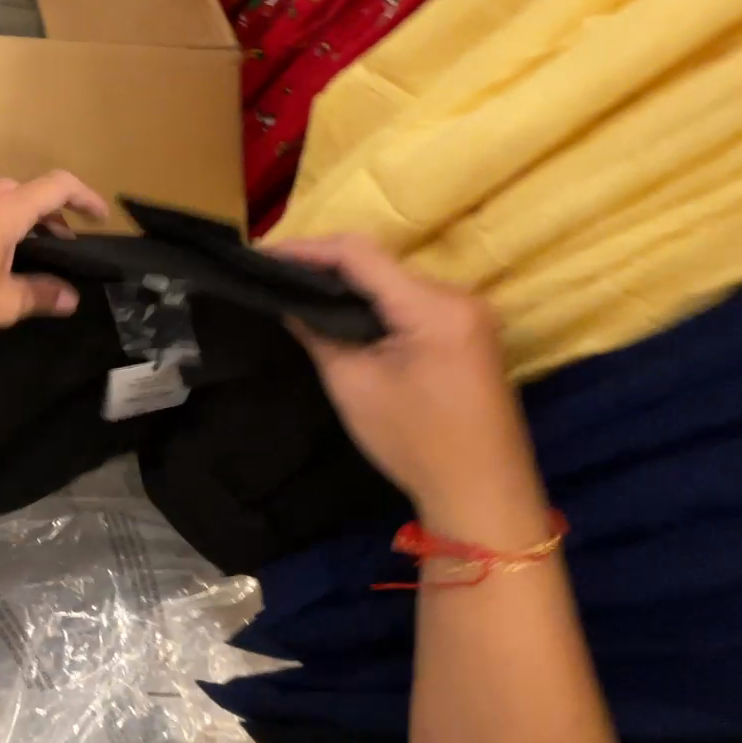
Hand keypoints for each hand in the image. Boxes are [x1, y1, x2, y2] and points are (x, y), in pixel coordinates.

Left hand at [0, 172, 108, 356]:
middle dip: (53, 213)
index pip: (56, 186)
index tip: (101, 220)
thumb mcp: (3, 302)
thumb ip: (41, 294)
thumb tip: (70, 298)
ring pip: (0, 199)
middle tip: (66, 246)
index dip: (85, 197)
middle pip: (27, 191)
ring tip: (35, 253)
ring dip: (24, 219)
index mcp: (2, 209)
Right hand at [268, 235, 543, 523]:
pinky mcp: (462, 330)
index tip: (259, 255)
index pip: (358, 254)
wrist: (482, 493)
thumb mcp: (351, 381)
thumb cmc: (414, 440)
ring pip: (388, 277)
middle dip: (319, 262)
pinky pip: (404, 297)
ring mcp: (464, 313)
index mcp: (433, 307)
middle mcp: (456, 297)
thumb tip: (286, 300)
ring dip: (341, 280)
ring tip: (291, 286)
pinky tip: (333, 307)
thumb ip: (316, 331)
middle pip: (375, 261)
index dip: (304, 249)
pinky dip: (365, 298)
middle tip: (269, 272)